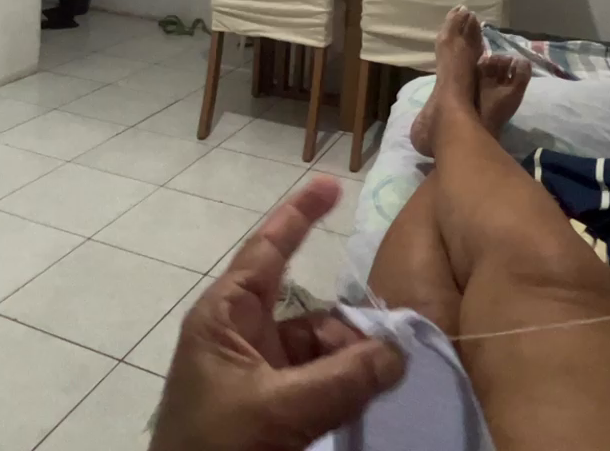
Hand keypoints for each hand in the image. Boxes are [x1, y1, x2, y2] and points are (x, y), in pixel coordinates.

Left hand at [151, 177, 405, 450]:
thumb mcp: (275, 411)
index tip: (331, 184)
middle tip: (392, 342)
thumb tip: (396, 350)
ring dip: (351, 362)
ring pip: (318, 352)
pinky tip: (370, 400)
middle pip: (307, 313)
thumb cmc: (214, 448)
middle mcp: (241, 337)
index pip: (267, 250)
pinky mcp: (269, 412)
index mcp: (225, 317)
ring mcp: (257, 377)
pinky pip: (317, 386)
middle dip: (348, 324)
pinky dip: (344, 390)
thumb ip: (338, 379)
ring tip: (384, 382)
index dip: (299, 214)